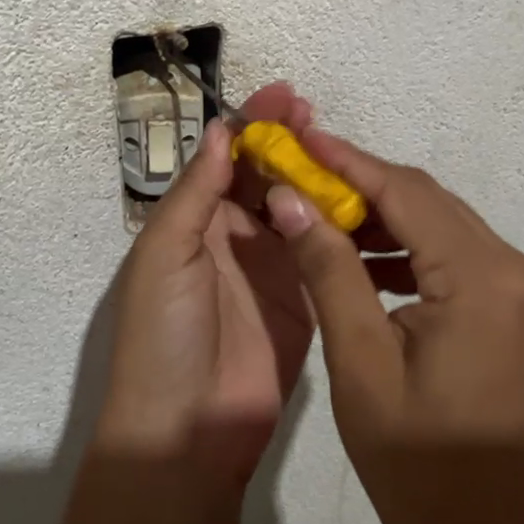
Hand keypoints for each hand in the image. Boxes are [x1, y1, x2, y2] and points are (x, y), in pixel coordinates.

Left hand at [96, 82, 316, 479]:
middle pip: (262, 177)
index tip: (282, 94)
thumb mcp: (167, 253)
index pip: (223, 160)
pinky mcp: (302, 299)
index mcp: (191, 222)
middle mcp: (229, 238)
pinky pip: (320, 250)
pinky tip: (359, 196)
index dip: (250, 126)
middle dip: (285, 141)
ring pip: (294, 208)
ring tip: (342, 146)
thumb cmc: (164, 333)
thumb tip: (218, 128)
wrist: (188, 428)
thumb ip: (195, 192)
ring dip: (313, 174)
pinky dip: (336, 221)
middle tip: (315, 109)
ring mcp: (268, 268)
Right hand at [264, 129, 523, 523]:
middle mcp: (520, 272)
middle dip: (361, 186)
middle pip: (429, 204)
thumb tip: (289, 198)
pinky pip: (458, 259)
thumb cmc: (415, 459)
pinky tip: (362, 263)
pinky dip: (410, 253)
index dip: (347, 161)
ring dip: (384, 220)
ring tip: (320, 217)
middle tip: (299, 175)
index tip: (299, 138)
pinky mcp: (521, 312)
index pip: (407, 194)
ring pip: (443, 228)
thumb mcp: (359, 360)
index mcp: (486, 281)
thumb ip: (327, 268)